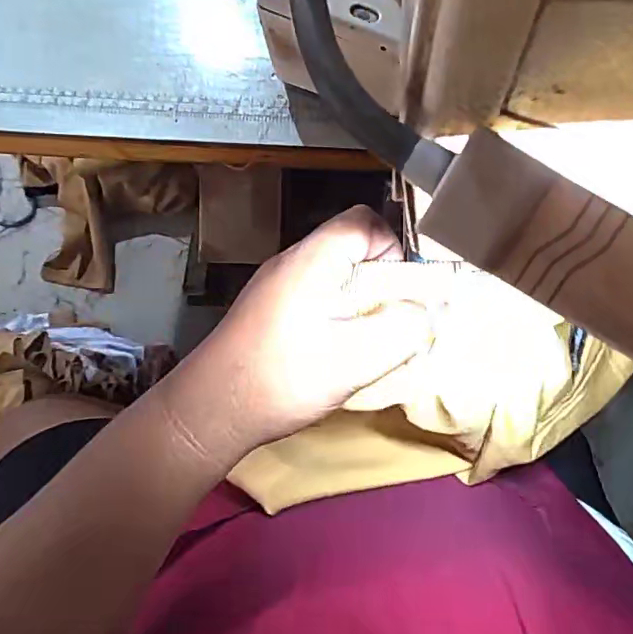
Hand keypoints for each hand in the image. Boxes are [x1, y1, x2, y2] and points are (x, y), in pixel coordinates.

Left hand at [158, 205, 433, 467]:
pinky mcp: (270, 309)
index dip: (392, 247)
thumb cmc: (278, 382)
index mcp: (311, 262)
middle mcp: (292, 263)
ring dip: (361, 302)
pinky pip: (319, 295)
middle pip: (352, 247)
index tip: (399, 290)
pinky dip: (338, 315)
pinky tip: (336, 352)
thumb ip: (400, 332)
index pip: (363, 221)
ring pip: (336, 274)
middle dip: (381, 281)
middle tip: (388, 322)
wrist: (206, 413)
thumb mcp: (353, 362)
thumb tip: (425, 315)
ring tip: (364, 341)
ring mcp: (277, 285)